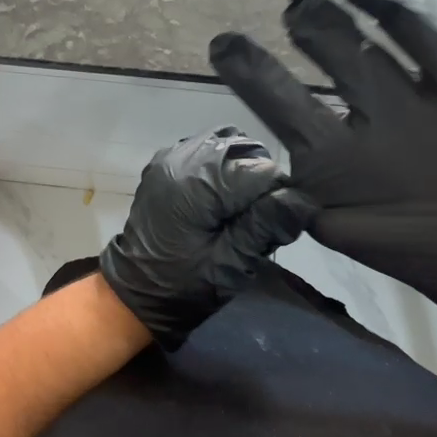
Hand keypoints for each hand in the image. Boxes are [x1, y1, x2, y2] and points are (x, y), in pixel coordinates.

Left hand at [98, 127, 316, 349]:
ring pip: (227, 143)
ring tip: (238, 207)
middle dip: (259, 180)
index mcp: (197, 183)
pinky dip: (220, 165)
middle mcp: (182, 158)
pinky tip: (219, 197)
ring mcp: (170, 157)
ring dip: (242, 169)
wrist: (134, 292)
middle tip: (256, 219)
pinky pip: (205, 148)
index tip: (272, 227)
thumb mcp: (230, 264)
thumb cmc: (182, 285)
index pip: (261, 170)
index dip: (276, 197)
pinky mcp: (165, 163)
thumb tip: (302, 199)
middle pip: (245, 150)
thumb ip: (265, 225)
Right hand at [209, 0, 436, 391]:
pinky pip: (315, 190)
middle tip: (289, 4)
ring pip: (320, 119)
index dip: (379, 7)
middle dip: (319, 31)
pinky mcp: (372, 236)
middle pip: (358, 66)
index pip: (421, 39)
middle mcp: (429, 137)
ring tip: (232, 47)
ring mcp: (397, 183)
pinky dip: (281, 167)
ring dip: (276, 82)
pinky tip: (258, 147)